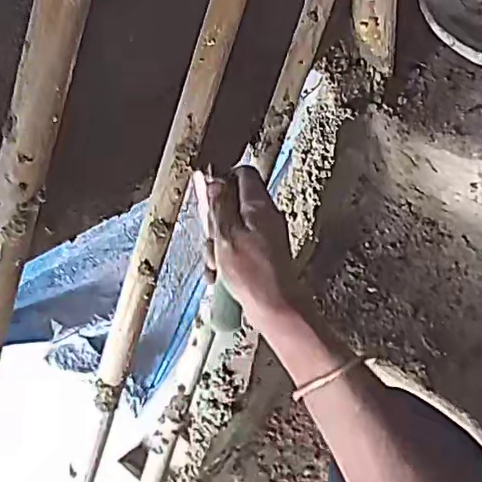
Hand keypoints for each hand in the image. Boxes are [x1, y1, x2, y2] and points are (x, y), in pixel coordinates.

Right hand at [199, 165, 303, 320]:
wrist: (275, 308)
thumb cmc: (252, 273)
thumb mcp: (225, 235)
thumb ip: (218, 205)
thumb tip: (213, 179)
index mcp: (258, 206)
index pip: (242, 174)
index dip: (222, 182)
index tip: (207, 200)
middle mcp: (265, 217)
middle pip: (233, 204)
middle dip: (214, 222)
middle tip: (211, 240)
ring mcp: (265, 236)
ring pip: (231, 228)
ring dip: (216, 245)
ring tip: (215, 264)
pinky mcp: (263, 255)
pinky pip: (238, 247)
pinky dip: (226, 259)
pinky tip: (219, 276)